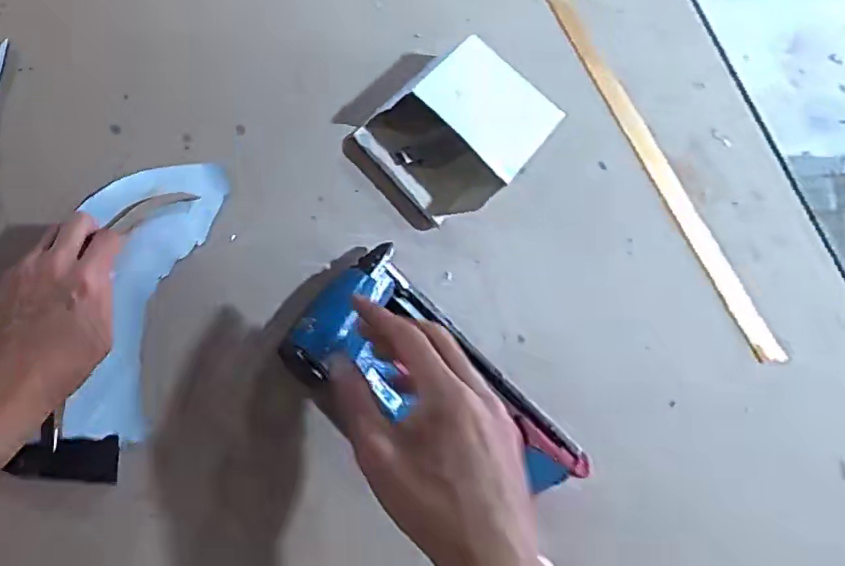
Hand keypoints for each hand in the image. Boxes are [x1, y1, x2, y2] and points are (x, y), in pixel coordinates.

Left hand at [0, 213, 122, 441]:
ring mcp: (30, 266)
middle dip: (91, 230)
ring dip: (65, 240)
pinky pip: (33, 252)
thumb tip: (104, 275)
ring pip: (54, 231)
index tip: (114, 252)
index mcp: (87, 280)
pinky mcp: (10, 274)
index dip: (115, 242)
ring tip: (66, 261)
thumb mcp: (104, 334)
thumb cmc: (64, 366)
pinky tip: (42, 282)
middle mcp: (59, 263)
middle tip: (91, 248)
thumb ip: (105, 295)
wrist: (9, 382)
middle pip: (80, 220)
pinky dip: (43, 259)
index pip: (109, 237)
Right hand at [331, 296, 538, 565]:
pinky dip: (441, 375)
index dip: (379, 316)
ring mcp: (496, 410)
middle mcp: (478, 391)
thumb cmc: (434, 510)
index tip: (358, 304)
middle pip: (436, 339)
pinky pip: (469, 383)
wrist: (493, 559)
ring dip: (420, 353)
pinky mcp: (504, 429)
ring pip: (456, 360)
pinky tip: (422, 400)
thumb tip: (340, 363)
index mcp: (448, 393)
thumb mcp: (379, 457)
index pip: (409, 336)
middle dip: (399, 329)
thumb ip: (356, 402)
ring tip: (391, 366)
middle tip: (371, 333)